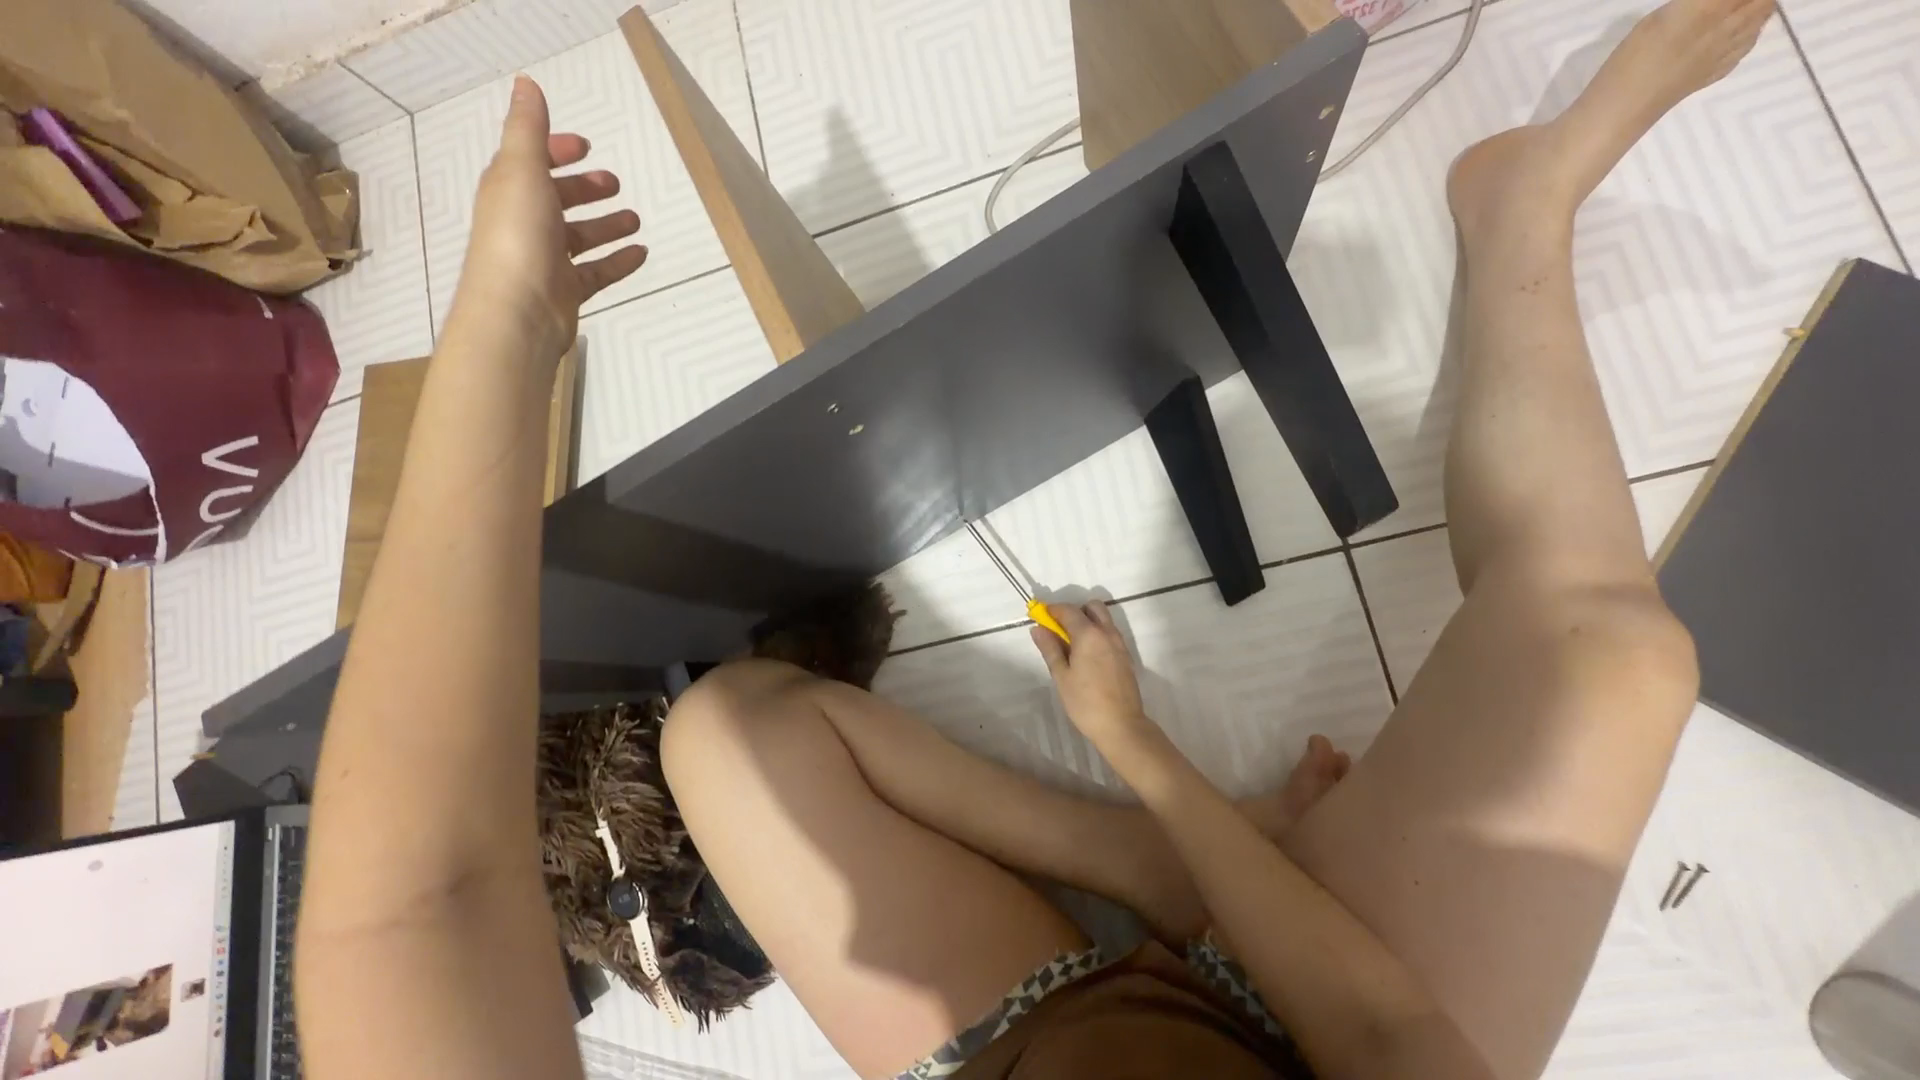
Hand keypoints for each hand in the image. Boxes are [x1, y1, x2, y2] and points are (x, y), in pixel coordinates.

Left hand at [449, 75, 649, 362]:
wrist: (517, 311)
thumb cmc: (518, 235)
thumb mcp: (522, 170)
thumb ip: (529, 129)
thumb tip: (526, 84)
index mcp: (509, 190)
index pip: (531, 161)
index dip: (556, 150)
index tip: (586, 146)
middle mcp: (525, 222)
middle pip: (557, 199)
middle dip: (585, 190)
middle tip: (615, 184)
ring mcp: (546, 260)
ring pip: (580, 237)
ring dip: (607, 225)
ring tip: (635, 220)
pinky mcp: (566, 290)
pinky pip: (597, 271)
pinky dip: (618, 261)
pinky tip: (641, 253)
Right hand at [1031, 601, 1153, 743]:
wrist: (1121, 725)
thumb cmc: (1085, 702)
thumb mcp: (1061, 675)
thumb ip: (1050, 648)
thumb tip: (1038, 628)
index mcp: (1088, 634)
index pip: (1068, 610)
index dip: (1052, 610)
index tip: (1040, 616)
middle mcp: (1107, 633)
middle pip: (1092, 607)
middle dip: (1074, 611)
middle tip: (1059, 630)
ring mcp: (1120, 644)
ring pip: (1104, 619)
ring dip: (1087, 622)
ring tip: (1072, 645)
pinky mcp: (1126, 656)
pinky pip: (1110, 633)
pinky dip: (1098, 634)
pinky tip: (1087, 656)